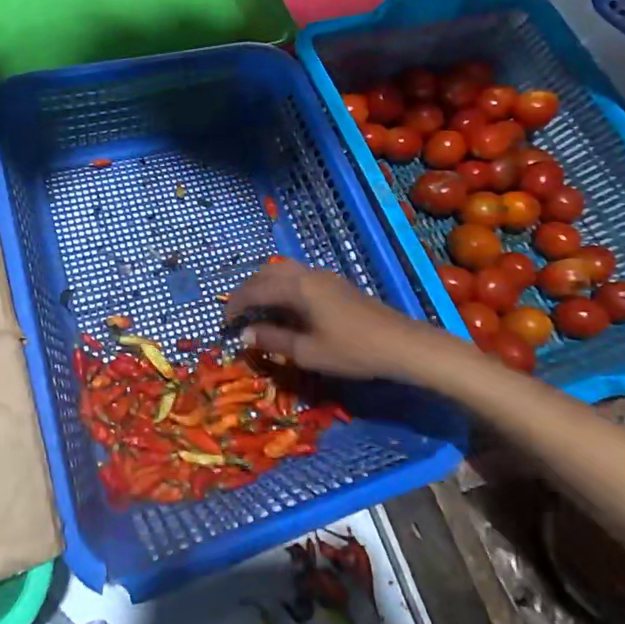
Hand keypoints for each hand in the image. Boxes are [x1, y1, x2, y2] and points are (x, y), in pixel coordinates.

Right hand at [225, 259, 462, 380]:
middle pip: (267, 273)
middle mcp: (308, 274)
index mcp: (298, 288)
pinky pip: (298, 277)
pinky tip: (285, 307)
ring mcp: (325, 277)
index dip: (235, 305)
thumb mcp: (308, 352)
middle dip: (247, 291)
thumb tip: (245, 335)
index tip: (224, 325)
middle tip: (236, 314)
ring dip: (265, 285)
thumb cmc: (352, 350)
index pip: (255, 290)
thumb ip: (274, 341)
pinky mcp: (337, 284)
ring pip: (284, 271)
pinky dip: (282, 287)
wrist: (400, 343)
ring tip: (257, 309)